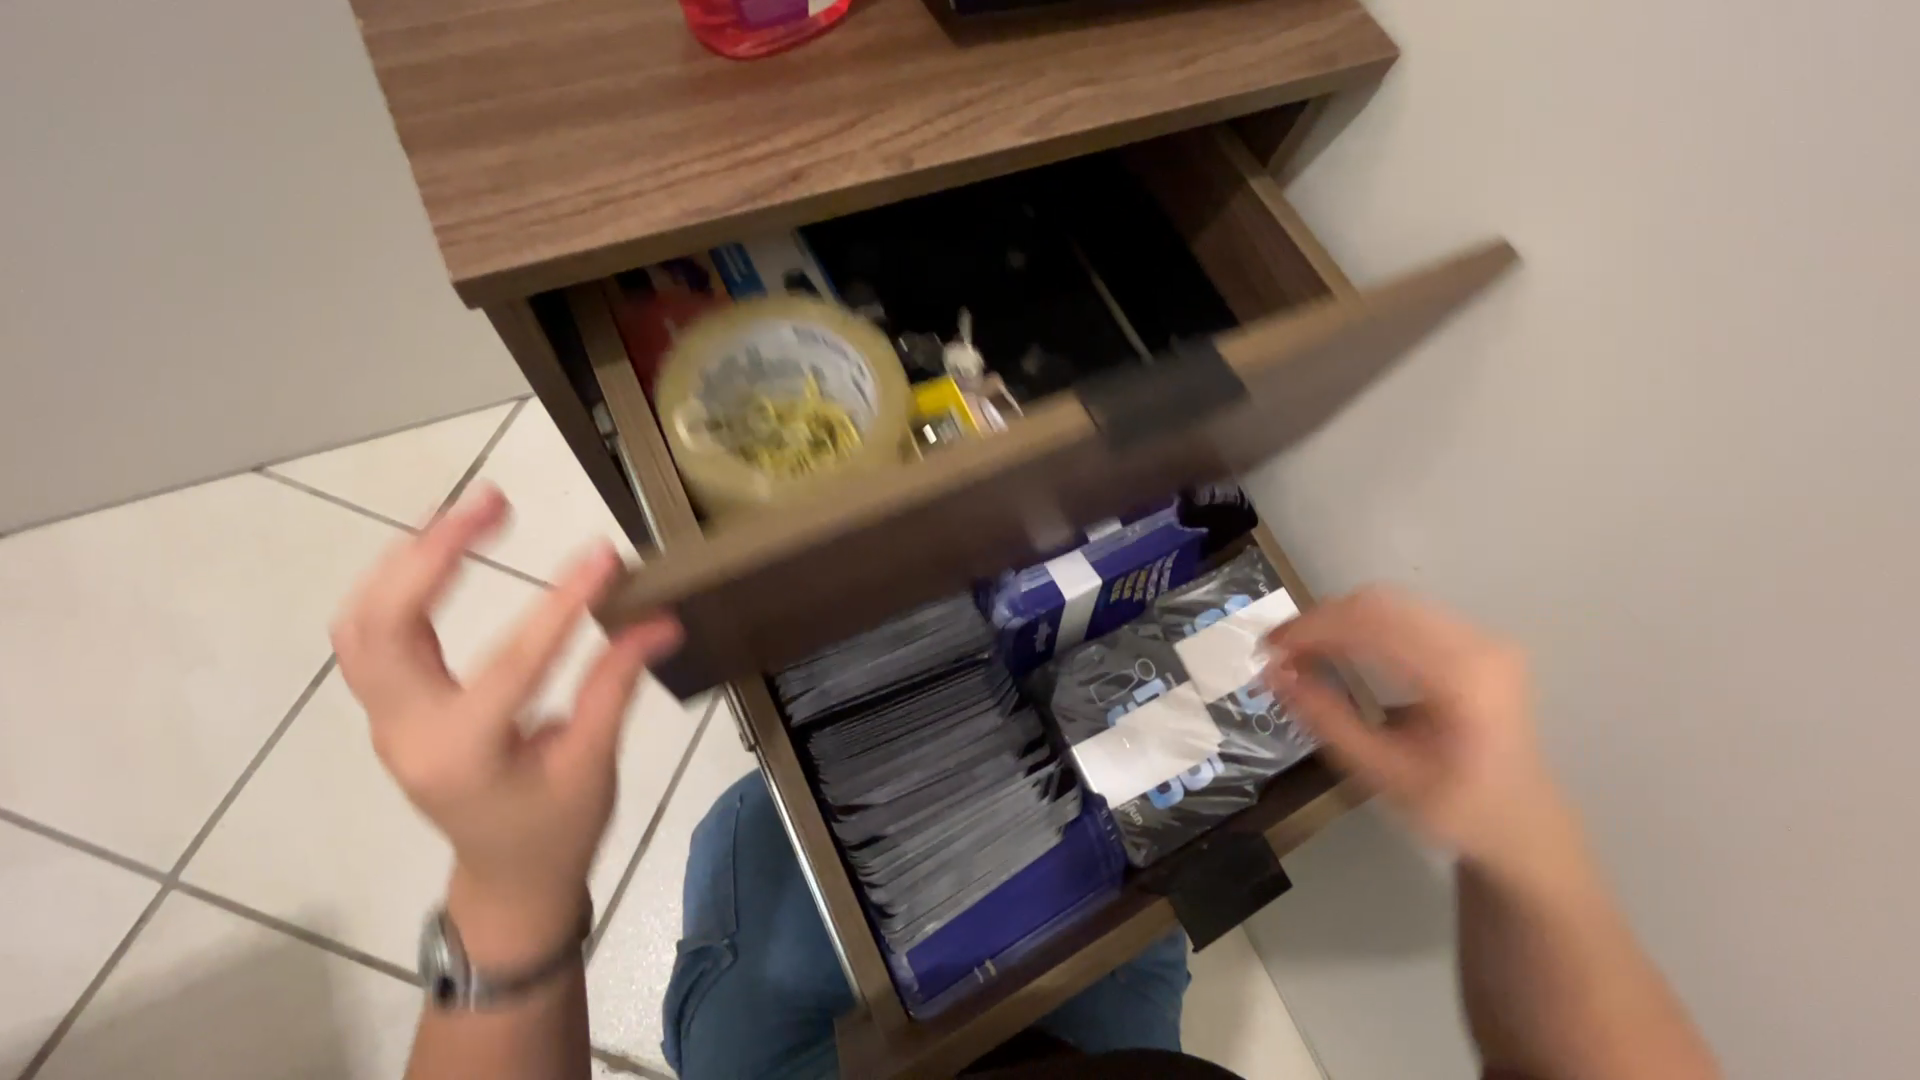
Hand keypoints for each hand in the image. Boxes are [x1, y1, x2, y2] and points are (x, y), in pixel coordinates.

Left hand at [330, 485, 681, 960]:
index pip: (514, 661)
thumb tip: (660, 620)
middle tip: (491, 501)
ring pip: (362, 624)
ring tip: (462, 515)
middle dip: (433, 553)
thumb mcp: (594, 763)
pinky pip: (371, 637)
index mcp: (465, 753)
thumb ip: (616, 685)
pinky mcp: (391, 710)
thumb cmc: (557, 830)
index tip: (604, 555)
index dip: (562, 601)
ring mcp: (387, 720)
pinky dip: (397, 586)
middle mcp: (407, 731)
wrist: (506, 881)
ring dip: (405, 561)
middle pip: (384, 624)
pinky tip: (439, 556)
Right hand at [1263, 587, 1570, 871]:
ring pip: (1387, 602)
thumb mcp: (1381, 773)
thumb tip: (1273, 674)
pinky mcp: (1474, 639)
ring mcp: (1481, 637)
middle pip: (1379, 603)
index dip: (1312, 629)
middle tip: (1276, 651)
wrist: (1524, 823)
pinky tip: (1336, 649)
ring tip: (1300, 651)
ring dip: (1335, 620)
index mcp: (1463, 678)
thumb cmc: (1454, 808)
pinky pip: (1403, 613)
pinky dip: (1358, 624)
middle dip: (1318, 621)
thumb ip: (1326, 720)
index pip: (1373, 625)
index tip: (1268, 650)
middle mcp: (1478, 644)